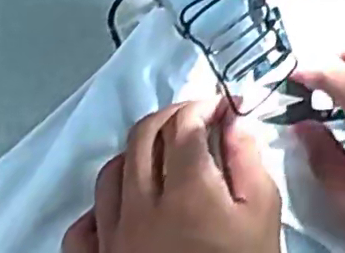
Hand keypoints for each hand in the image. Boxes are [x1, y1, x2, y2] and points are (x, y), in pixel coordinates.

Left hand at [63, 99, 282, 252]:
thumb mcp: (263, 207)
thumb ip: (247, 156)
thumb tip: (232, 120)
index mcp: (188, 191)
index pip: (185, 124)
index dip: (207, 104)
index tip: (225, 106)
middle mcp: (140, 210)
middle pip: (142, 137)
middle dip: (173, 115)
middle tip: (198, 118)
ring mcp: (111, 243)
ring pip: (110, 173)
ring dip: (141, 152)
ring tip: (166, 156)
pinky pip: (81, 227)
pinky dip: (103, 205)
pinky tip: (130, 205)